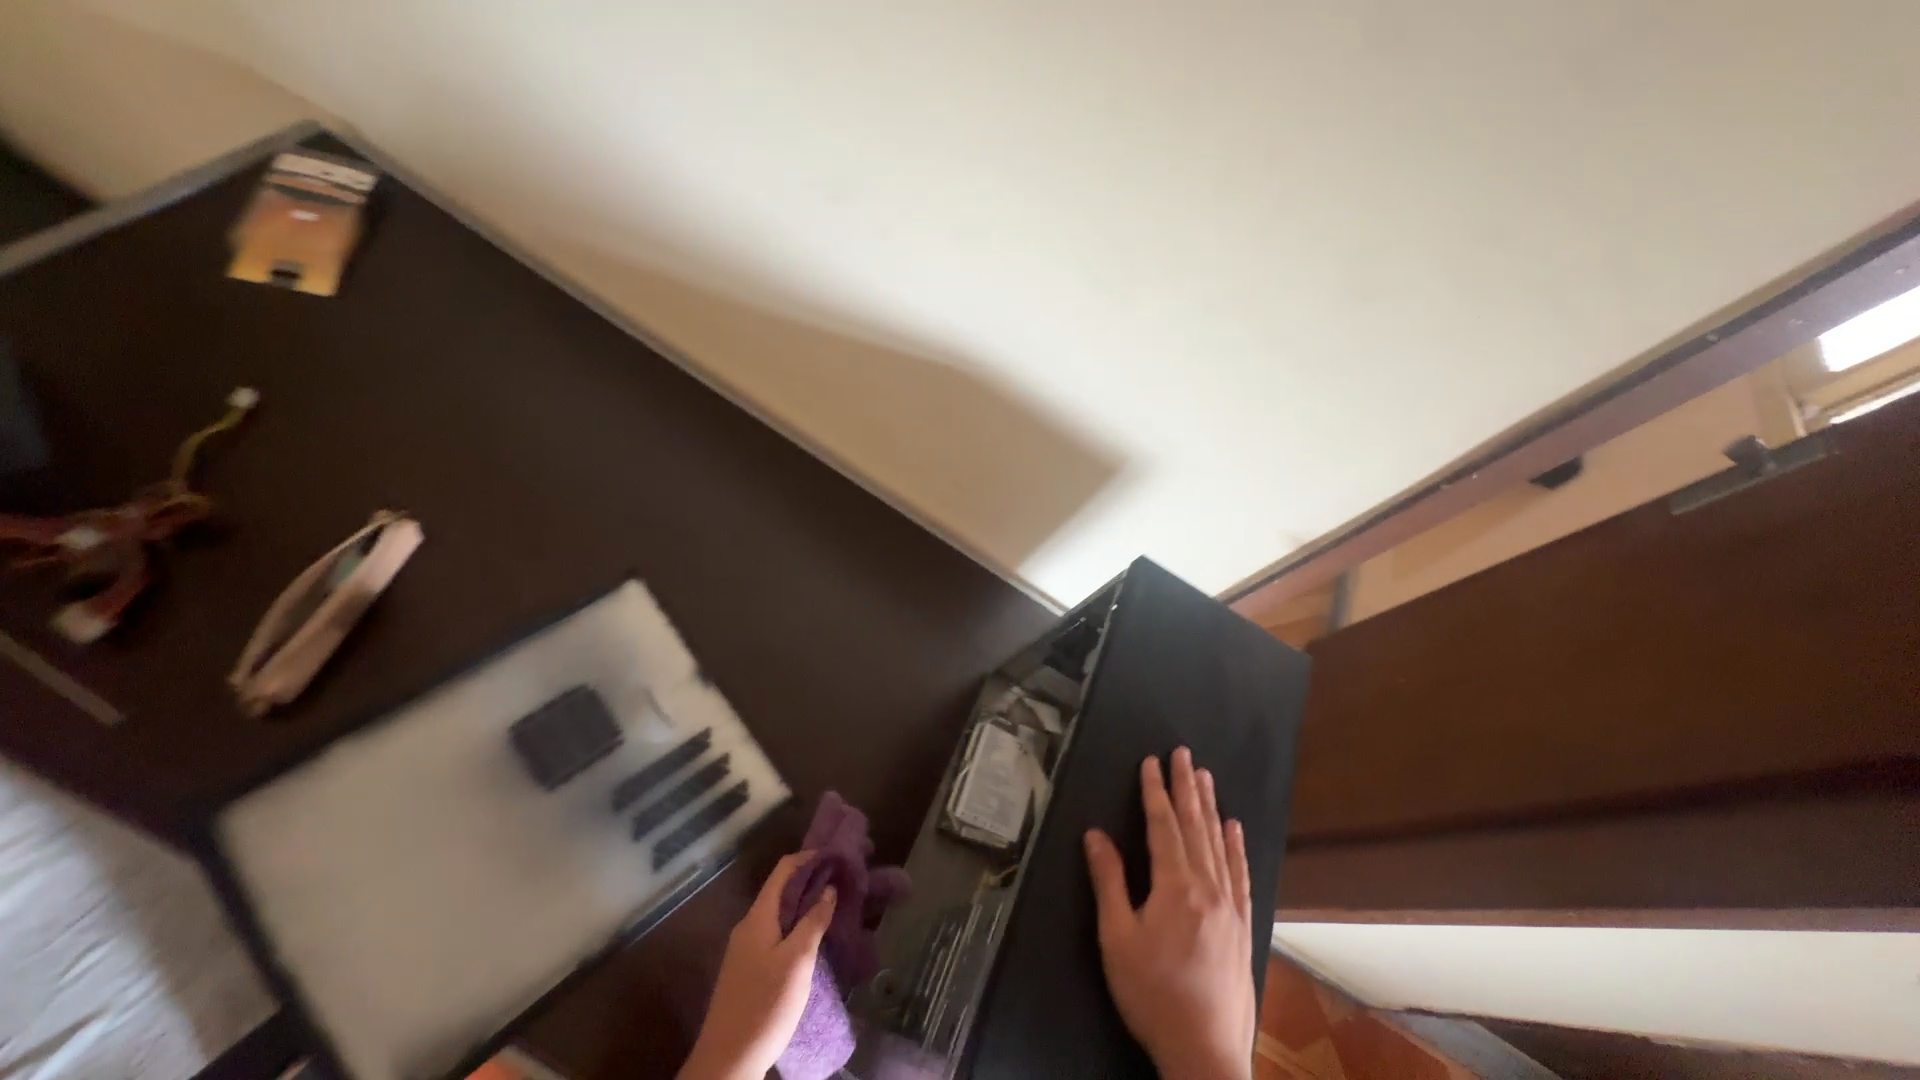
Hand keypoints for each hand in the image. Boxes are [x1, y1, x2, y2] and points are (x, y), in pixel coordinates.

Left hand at [678, 852, 837, 1079]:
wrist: (727, 1061)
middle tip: (843, 881)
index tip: (838, 856)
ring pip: (778, 913)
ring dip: (804, 904)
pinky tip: (814, 938)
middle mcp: (748, 927)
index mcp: (757, 918)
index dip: (809, 858)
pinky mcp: (748, 970)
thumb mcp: (797, 962)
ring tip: (835, 905)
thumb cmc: (765, 1006)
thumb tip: (828, 889)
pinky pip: (775, 933)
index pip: (783, 871)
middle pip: (780, 890)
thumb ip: (813, 922)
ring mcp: (746, 949)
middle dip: (810, 880)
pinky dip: (796, 925)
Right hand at [1085, 748, 1255, 1079]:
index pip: (1163, 826)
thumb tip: (1096, 835)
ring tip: (1205, 777)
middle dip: (1186, 787)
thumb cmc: (1152, 993)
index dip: (1155, 791)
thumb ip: (1109, 882)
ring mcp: (1230, 904)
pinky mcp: (1242, 924)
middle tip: (1183, 754)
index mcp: (1174, 886)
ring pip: (1219, 843)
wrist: (1205, 1049)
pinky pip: (1240, 872)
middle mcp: (1207, 886)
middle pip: (1195, 826)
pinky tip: (1234, 829)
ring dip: (1210, 807)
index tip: (1151, 762)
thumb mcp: (1117, 939)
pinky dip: (1235, 846)